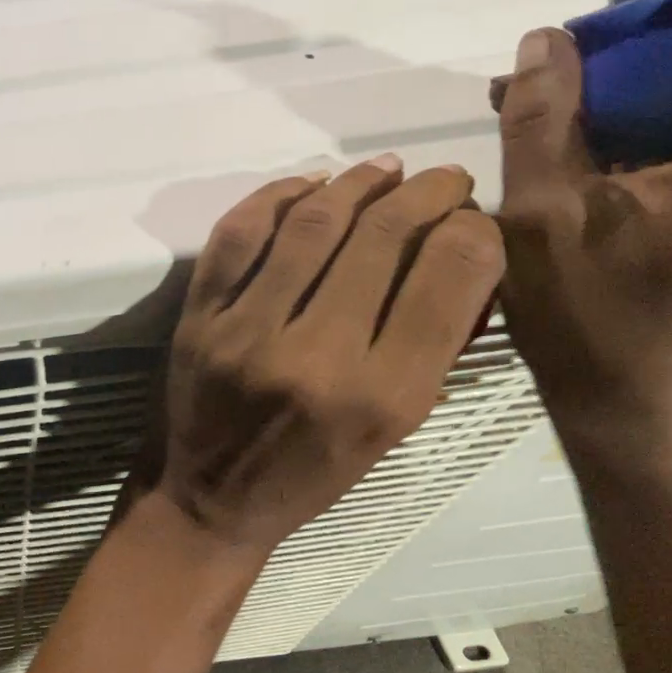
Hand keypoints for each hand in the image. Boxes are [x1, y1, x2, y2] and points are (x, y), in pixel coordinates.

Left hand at [146, 156, 502, 545]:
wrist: (215, 500)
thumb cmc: (316, 471)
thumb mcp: (398, 426)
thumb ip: (435, 343)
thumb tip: (467, 248)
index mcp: (386, 394)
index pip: (451, 274)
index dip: (473, 227)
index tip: (473, 216)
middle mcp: (316, 357)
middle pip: (382, 237)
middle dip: (424, 193)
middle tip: (440, 179)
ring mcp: (246, 333)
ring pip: (310, 225)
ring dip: (355, 184)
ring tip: (383, 172)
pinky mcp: (198, 321)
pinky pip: (236, 236)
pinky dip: (274, 197)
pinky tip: (307, 185)